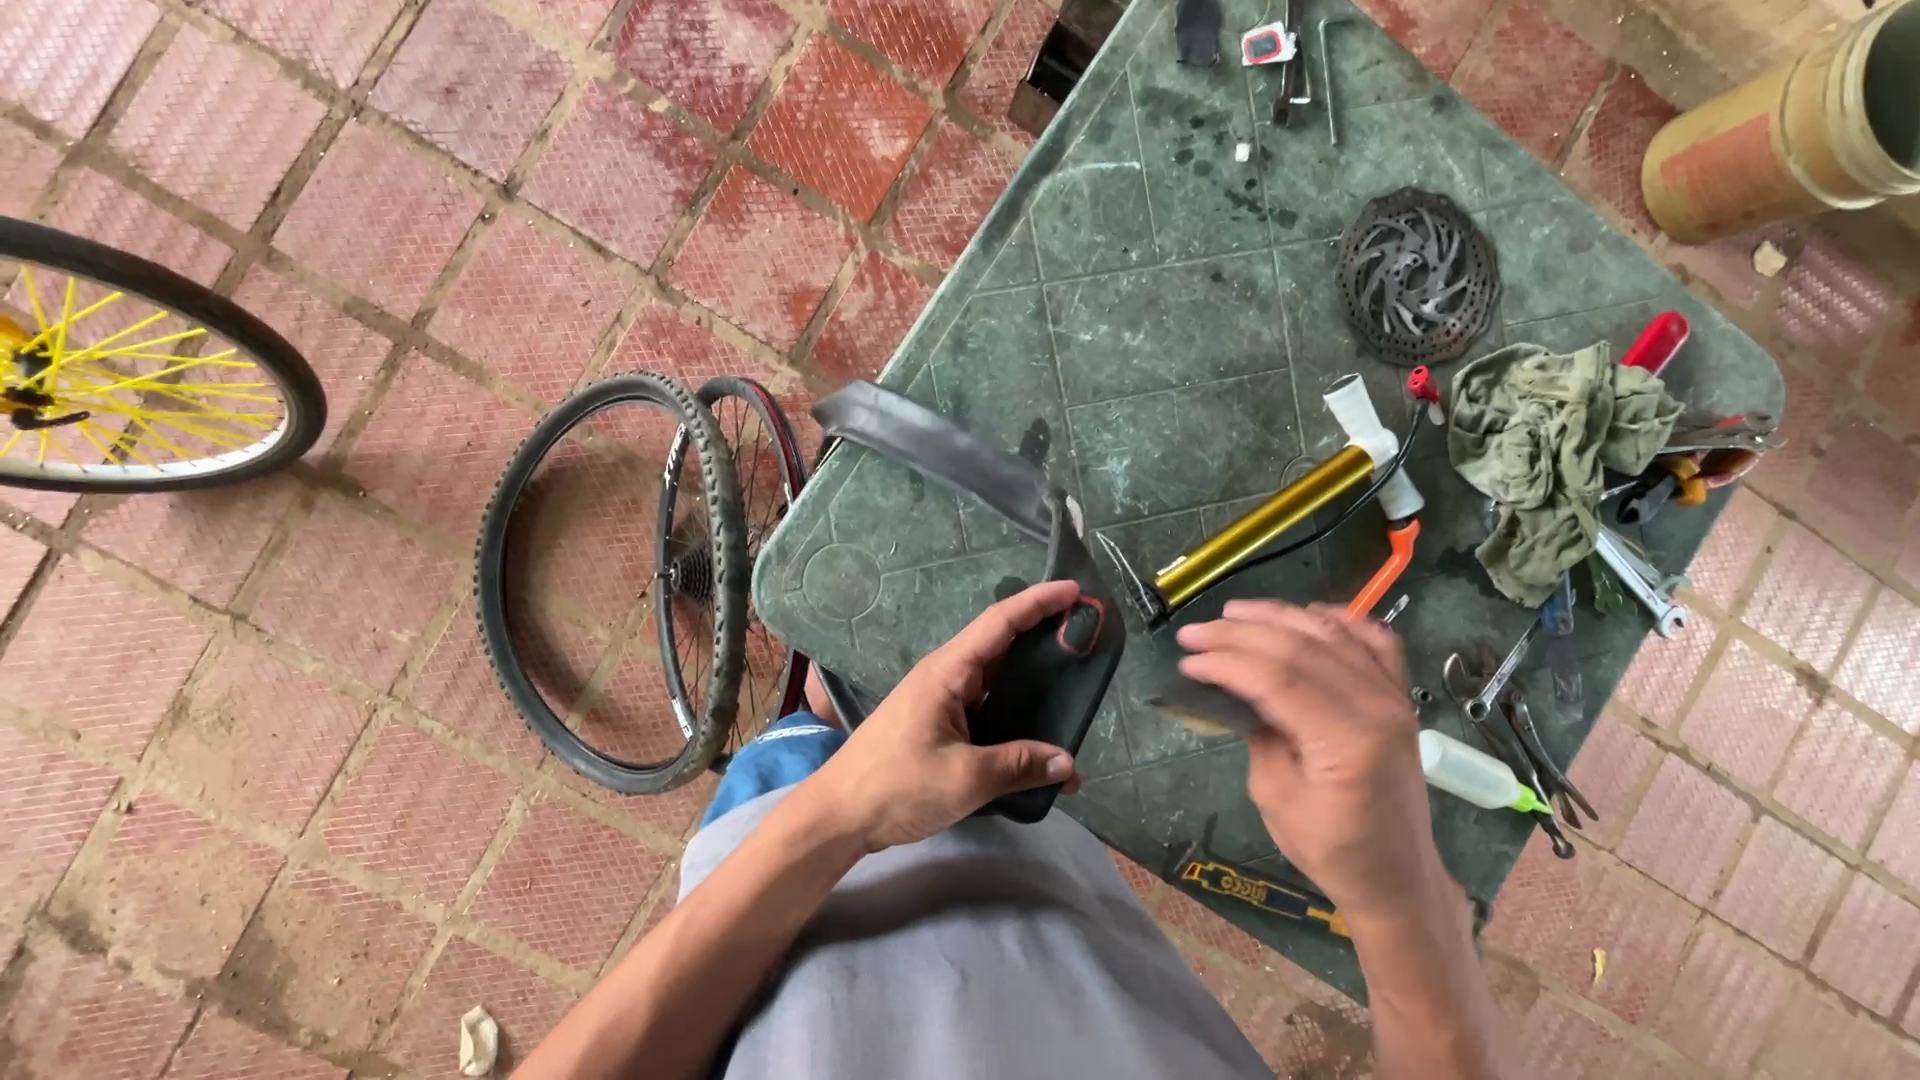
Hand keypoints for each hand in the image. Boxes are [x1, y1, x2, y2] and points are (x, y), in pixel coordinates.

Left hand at [800, 581, 1081, 851]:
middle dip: (1042, 636)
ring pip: (997, 682)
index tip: (1073, 590)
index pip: (999, 623)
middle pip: (1001, 646)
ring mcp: (941, 703)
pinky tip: (1040, 740)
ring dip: (1033, 684)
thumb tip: (1068, 762)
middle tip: (1085, 635)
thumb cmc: (896, 786)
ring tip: (1075, 685)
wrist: (840, 816)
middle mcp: (946, 678)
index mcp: (947, 672)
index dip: (1037, 603)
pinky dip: (1015, 720)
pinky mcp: (940, 728)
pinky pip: (987, 711)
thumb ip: (1019, 765)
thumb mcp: (965, 778)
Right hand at [1175, 601, 1449, 920]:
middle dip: (1239, 634)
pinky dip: (1340, 621)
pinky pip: (1375, 642)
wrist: (1397, 876)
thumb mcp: (1274, 796)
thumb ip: (1259, 733)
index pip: (1277, 677)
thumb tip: (1239, 690)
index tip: (1187, 661)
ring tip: (1233, 613)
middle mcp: (1377, 707)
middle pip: (1300, 647)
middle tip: (1194, 633)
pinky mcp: (1399, 698)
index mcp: (1346, 741)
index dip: (1226, 661)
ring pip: (1332, 634)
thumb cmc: (1331, 849)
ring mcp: (1394, 698)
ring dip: (1278, 616)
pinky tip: (1306, 615)